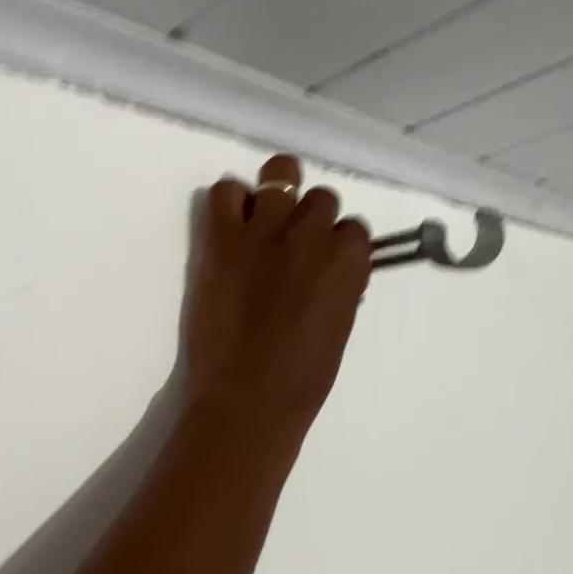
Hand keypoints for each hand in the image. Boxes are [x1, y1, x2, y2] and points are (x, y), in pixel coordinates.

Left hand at [183, 154, 371, 433]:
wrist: (247, 398)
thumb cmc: (302, 378)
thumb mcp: (338, 326)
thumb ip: (338, 287)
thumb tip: (327, 272)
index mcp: (348, 260)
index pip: (352, 229)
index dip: (335, 245)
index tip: (320, 264)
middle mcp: (311, 232)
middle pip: (320, 199)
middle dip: (308, 220)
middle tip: (289, 248)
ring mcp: (264, 229)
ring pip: (280, 175)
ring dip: (275, 193)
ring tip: (261, 220)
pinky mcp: (220, 236)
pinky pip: (224, 190)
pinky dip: (229, 202)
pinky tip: (229, 227)